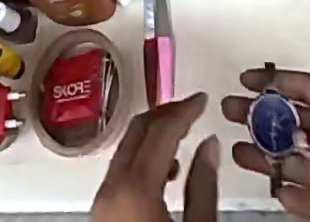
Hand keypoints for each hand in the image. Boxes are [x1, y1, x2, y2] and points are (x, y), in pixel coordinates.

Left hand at [92, 92, 219, 221]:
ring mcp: (100, 202)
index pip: (162, 130)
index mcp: (135, 188)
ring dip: (153, 133)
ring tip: (180, 132)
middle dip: (167, 113)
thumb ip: (204, 187)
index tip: (201, 99)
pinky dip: (141, 156)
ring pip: (126, 147)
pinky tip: (163, 167)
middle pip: (138, 130)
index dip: (185, 109)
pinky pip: (119, 169)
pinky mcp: (99, 215)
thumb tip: (210, 145)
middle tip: (191, 108)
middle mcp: (111, 189)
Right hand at [223, 68, 309, 221]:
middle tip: (231, 112)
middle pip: (295, 124)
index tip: (248, 78)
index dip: (278, 82)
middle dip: (262, 117)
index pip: (309, 90)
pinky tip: (275, 188)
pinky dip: (292, 195)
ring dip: (268, 156)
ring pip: (296, 162)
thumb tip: (301, 137)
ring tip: (240, 152)